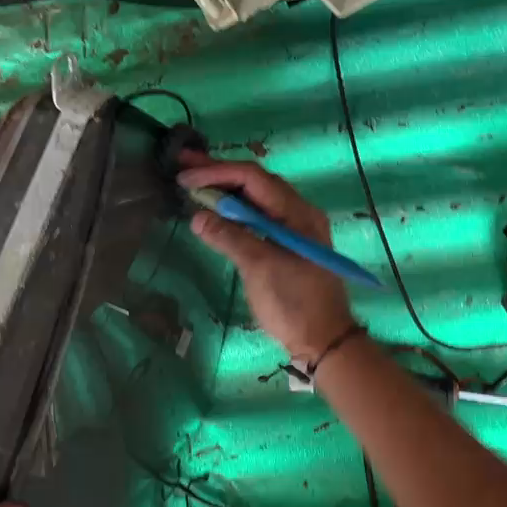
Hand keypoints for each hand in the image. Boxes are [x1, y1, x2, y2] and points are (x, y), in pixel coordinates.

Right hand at [178, 154, 357, 357]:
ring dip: (224, 189)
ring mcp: (293, 227)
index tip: (186, 176)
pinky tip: (214, 210)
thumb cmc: (294, 302)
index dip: (217, 173)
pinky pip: (257, 215)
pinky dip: (234, 209)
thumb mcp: (259, 268)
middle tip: (183, 165)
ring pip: (255, 197)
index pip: (253, 178)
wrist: (323, 340)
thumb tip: (198, 216)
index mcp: (297, 211)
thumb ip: (229, 237)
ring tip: (192, 182)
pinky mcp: (286, 243)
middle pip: (254, 182)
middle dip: (218, 172)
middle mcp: (297, 211)